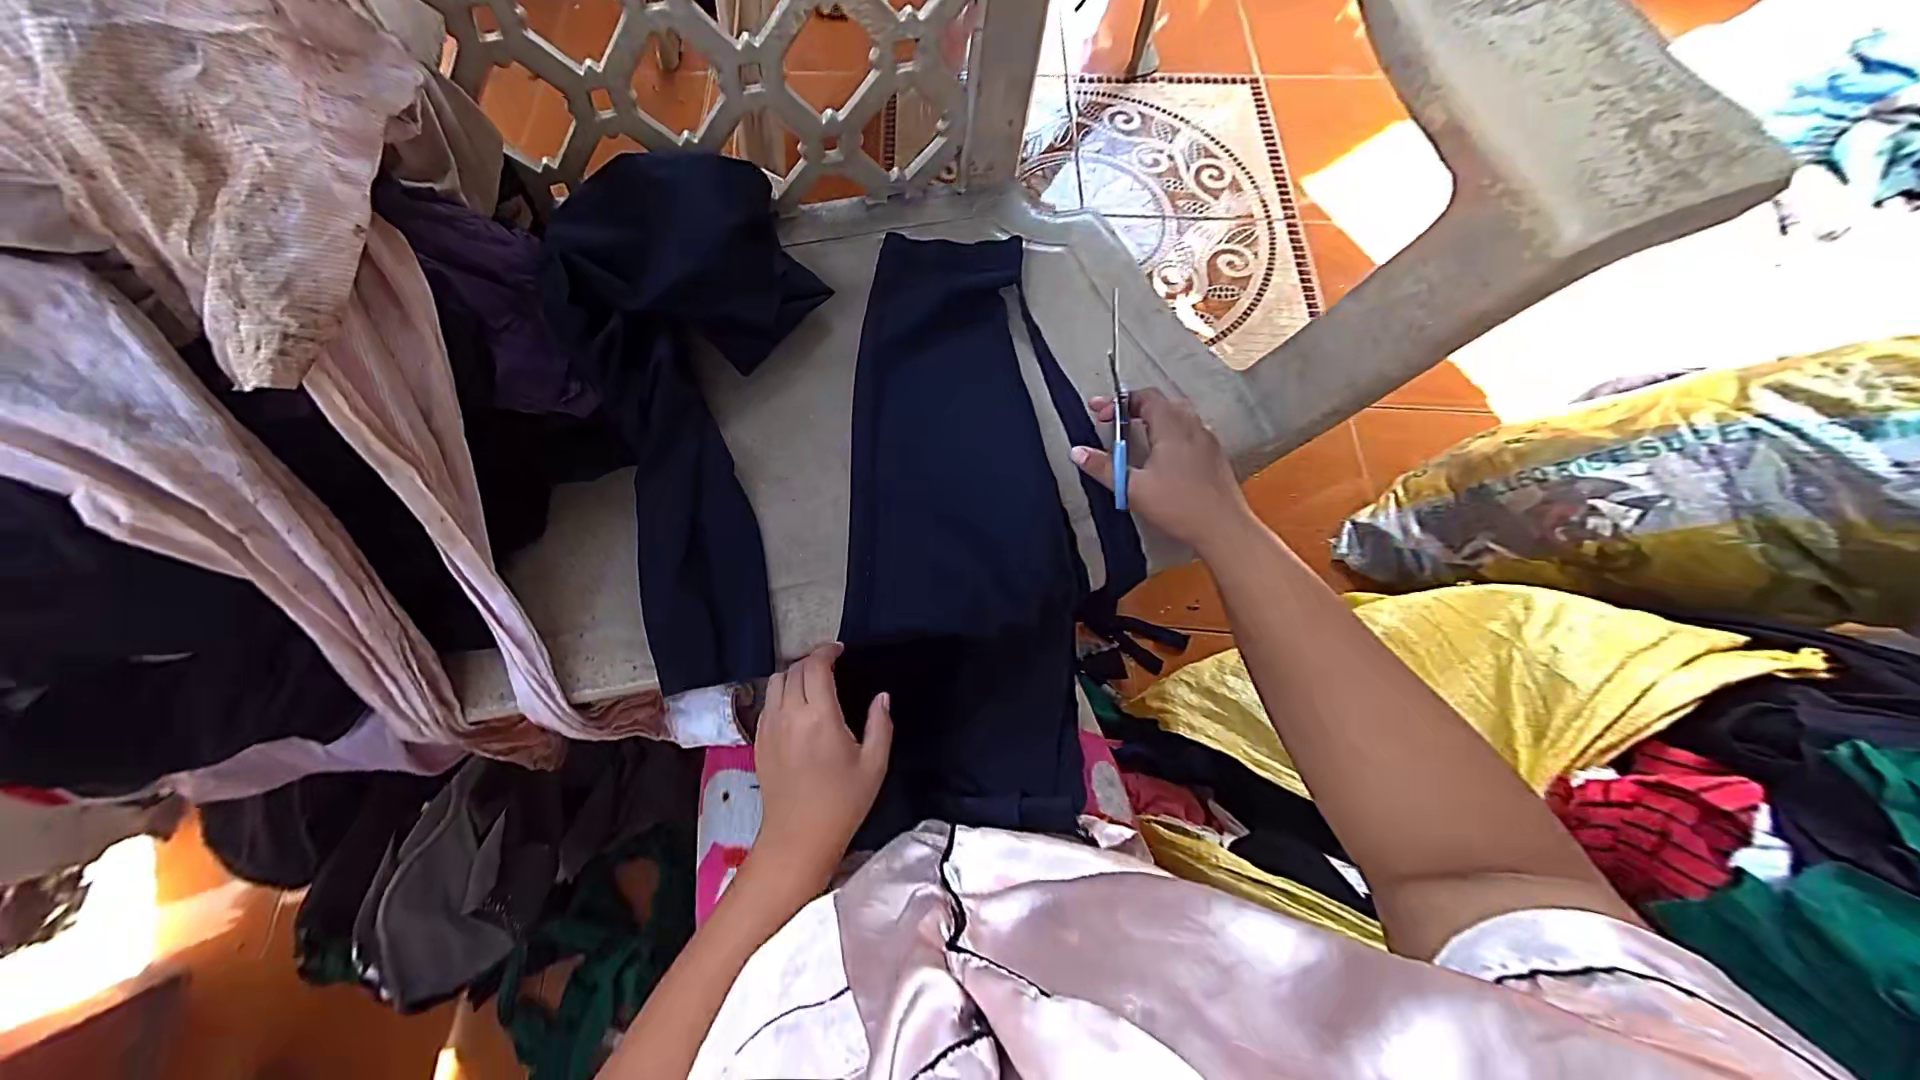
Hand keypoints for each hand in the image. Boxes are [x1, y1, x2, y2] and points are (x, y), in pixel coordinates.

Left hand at [749, 643, 891, 884]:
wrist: (798, 838)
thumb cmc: (842, 803)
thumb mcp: (874, 764)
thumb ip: (880, 725)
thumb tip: (882, 697)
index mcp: (819, 717)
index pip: (815, 666)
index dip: (827, 651)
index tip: (839, 650)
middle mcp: (789, 716)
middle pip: (793, 669)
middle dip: (812, 660)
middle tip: (830, 665)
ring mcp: (770, 728)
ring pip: (775, 682)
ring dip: (794, 673)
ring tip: (812, 681)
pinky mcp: (759, 741)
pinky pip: (767, 703)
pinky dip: (781, 693)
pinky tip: (796, 706)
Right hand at [1071, 387, 1256, 551]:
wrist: (1223, 528)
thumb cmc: (1179, 506)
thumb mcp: (1133, 488)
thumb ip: (1104, 468)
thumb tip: (1077, 452)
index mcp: (1172, 427)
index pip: (1145, 397)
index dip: (1119, 401)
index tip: (1099, 412)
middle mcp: (1193, 426)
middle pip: (1162, 403)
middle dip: (1135, 408)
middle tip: (1114, 421)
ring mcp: (1208, 440)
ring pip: (1179, 416)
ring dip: (1154, 420)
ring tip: (1136, 435)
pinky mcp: (1215, 456)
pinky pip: (1190, 432)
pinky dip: (1171, 434)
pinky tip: (1162, 456)